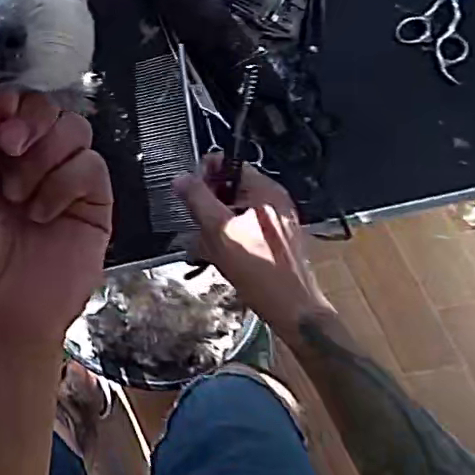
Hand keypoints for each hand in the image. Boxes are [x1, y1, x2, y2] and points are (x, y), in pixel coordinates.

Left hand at [0, 89, 111, 359]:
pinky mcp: (93, 200)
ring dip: (43, 157)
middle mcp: (33, 157)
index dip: (8, 103)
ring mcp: (66, 176)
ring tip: (19, 195)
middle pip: (48, 106)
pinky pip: (91, 165)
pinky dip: (64, 184)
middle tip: (10, 149)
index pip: (12, 103)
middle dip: (29, 121)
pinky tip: (42, 213)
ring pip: (74, 128)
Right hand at [173, 155, 334, 345]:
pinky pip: (242, 230)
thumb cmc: (263, 272)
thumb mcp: (220, 230)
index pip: (229, 163)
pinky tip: (217, 257)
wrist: (293, 311)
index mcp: (266, 191)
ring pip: (232, 212)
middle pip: (228, 190)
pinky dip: (226, 240)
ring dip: (213, 227)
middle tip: (195, 223)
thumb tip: (181, 179)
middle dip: (207, 207)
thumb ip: (198, 200)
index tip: (189, 191)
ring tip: (204, 247)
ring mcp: (274, 223)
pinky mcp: (271, 242)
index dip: (204, 173)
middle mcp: (273, 202)